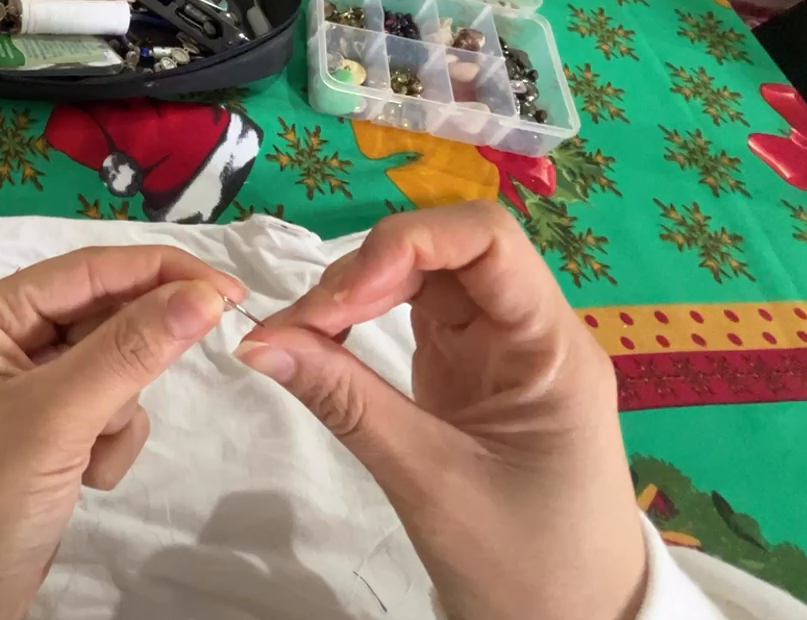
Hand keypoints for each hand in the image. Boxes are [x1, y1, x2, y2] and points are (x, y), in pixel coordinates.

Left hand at [0, 246, 245, 619]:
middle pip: (107, 311)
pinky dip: (112, 436)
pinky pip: (112, 400)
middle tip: (154, 386)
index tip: (229, 291)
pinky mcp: (54, 416)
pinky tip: (82, 474)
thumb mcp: (57, 419)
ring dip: (118, 408)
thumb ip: (130, 351)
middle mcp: (13, 329)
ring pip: (117, 358)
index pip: (92, 268)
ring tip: (83, 455)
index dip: (163, 271)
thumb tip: (203, 294)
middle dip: (134, 357)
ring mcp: (35, 375)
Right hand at [234, 202, 644, 619]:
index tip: (342, 300)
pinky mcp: (462, 358)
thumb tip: (256, 341)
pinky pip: (402, 307)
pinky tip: (324, 340)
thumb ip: (343, 400)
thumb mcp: (427, 482)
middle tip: (300, 328)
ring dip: (351, 291)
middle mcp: (524, 326)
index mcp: (550, 347)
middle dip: (362, 273)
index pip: (485, 239)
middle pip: (438, 250)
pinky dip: (355, 314)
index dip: (406, 243)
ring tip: (301, 336)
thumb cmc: (526, 567)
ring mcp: (492, 340)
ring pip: (414, 272)